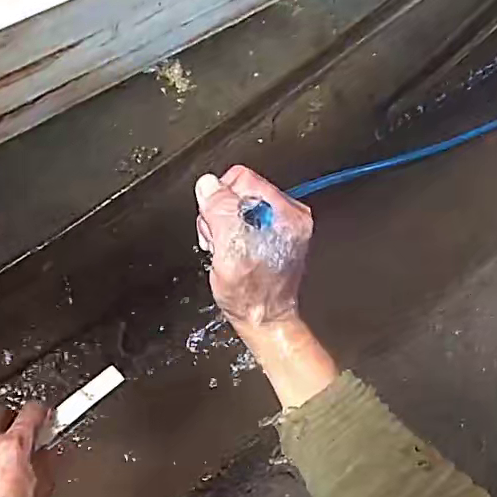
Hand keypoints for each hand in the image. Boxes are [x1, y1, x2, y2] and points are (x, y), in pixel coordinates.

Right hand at [194, 165, 313, 329]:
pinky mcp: (274, 236)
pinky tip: (232, 253)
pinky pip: (243, 221)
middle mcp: (288, 215)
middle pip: (238, 192)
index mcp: (284, 213)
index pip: (241, 179)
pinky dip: (231, 235)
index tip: (217, 226)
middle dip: (220, 215)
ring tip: (226, 251)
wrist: (264, 318)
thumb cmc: (250, 295)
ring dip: (223, 227)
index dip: (219, 200)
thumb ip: (219, 211)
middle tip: (221, 243)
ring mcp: (281, 226)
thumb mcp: (227, 250)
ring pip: (237, 207)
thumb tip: (209, 185)